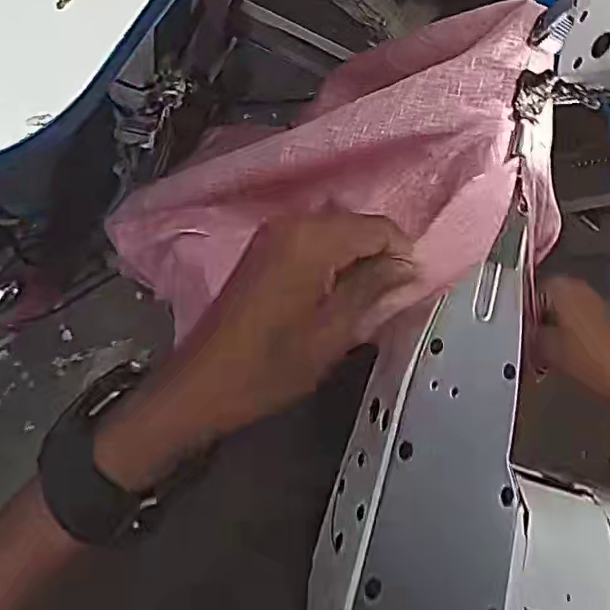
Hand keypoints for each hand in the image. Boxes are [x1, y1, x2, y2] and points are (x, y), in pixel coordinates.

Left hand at [187, 211, 415, 429]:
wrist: (199, 387)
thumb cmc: (269, 366)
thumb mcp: (333, 331)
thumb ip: (374, 287)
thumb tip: (408, 265)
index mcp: (312, 239)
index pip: (379, 228)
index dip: (402, 253)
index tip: (410, 285)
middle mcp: (294, 223)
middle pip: (359, 225)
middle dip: (381, 254)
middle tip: (391, 294)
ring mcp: (276, 231)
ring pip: (340, 231)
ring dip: (359, 256)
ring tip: (366, 296)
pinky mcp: (267, 245)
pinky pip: (317, 239)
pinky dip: (335, 257)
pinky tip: (336, 290)